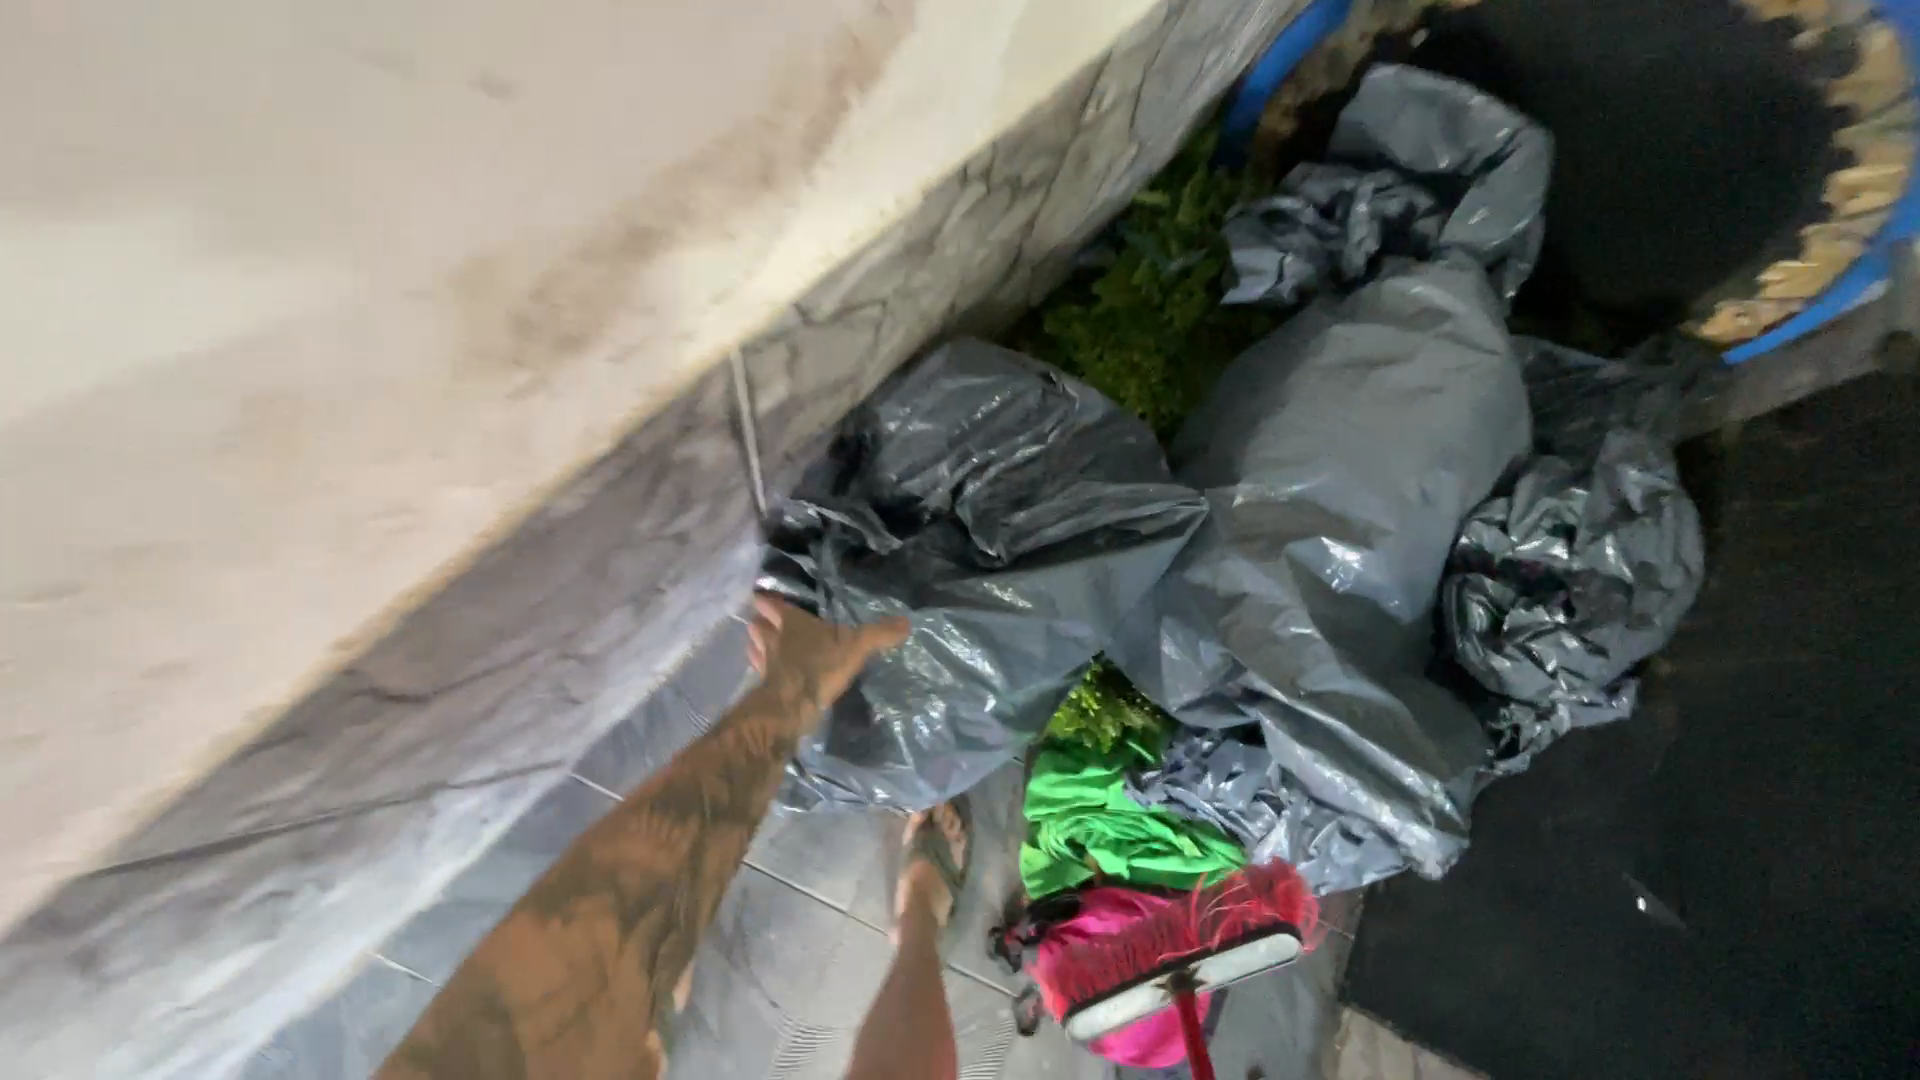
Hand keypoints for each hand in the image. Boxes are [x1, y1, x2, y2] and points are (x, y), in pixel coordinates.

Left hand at [746, 596, 909, 718]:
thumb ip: (879, 633)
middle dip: (760, 622)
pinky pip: (760, 673)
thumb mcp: (856, 646)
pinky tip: (765, 675)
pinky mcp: (765, 687)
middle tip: (760, 619)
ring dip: (756, 644)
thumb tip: (906, 622)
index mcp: (793, 623)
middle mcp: (774, 640)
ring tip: (757, 643)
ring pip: (755, 648)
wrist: (792, 706)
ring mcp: (766, 664)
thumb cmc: (821, 667)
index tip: (760, 596)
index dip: (767, 601)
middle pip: (759, 626)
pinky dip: (761, 671)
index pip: (774, 606)